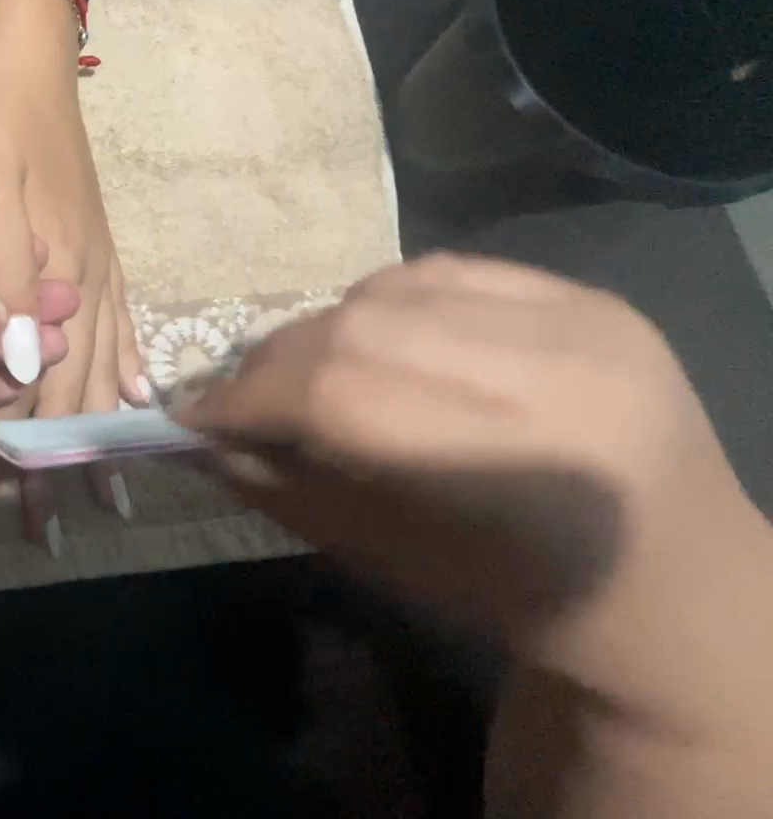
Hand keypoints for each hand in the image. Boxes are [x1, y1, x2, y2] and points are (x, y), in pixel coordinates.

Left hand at [0, 0, 145, 554]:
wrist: (23, 56)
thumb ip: (2, 275)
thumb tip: (29, 365)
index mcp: (45, 274)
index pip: (35, 380)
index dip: (23, 442)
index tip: (17, 505)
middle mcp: (79, 281)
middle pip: (70, 385)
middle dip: (61, 457)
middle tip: (59, 527)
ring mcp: (89, 265)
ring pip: (92, 363)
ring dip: (93, 429)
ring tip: (103, 489)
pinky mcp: (86, 251)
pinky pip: (109, 324)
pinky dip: (117, 369)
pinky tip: (132, 395)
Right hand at [176, 254, 772, 732]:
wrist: (677, 587)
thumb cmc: (515, 592)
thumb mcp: (377, 554)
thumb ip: (272, 481)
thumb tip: (187, 433)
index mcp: (514, 466)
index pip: (334, 392)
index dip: (245, 397)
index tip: (192, 415)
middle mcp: (560, 375)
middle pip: (353, 331)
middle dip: (272, 363)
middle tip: (241, 397)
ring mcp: (585, 324)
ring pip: (386, 292)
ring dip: (320, 331)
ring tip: (311, 373)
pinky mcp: (590, 299)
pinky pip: (439, 272)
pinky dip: (380, 302)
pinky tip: (379, 341)